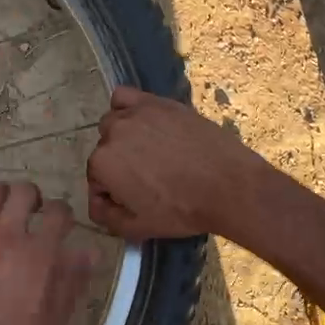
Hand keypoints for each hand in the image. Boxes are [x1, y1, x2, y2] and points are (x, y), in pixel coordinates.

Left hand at [0, 182, 92, 324]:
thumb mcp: (50, 324)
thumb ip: (71, 283)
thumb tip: (89, 252)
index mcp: (38, 258)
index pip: (58, 214)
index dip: (62, 212)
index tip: (59, 220)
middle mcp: (6, 238)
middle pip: (24, 193)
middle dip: (33, 196)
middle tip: (30, 209)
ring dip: (0, 191)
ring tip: (1, 202)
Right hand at [86, 86, 274, 239]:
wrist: (228, 186)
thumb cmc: (182, 210)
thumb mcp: (138, 228)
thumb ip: (107, 218)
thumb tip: (98, 206)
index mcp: (102, 163)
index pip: (95, 180)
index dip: (112, 194)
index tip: (133, 201)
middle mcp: (113, 132)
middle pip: (104, 150)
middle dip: (117, 166)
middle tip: (145, 180)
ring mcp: (136, 113)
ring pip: (113, 123)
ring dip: (122, 138)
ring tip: (148, 153)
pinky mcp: (158, 103)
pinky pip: (126, 96)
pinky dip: (126, 107)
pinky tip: (143, 122)